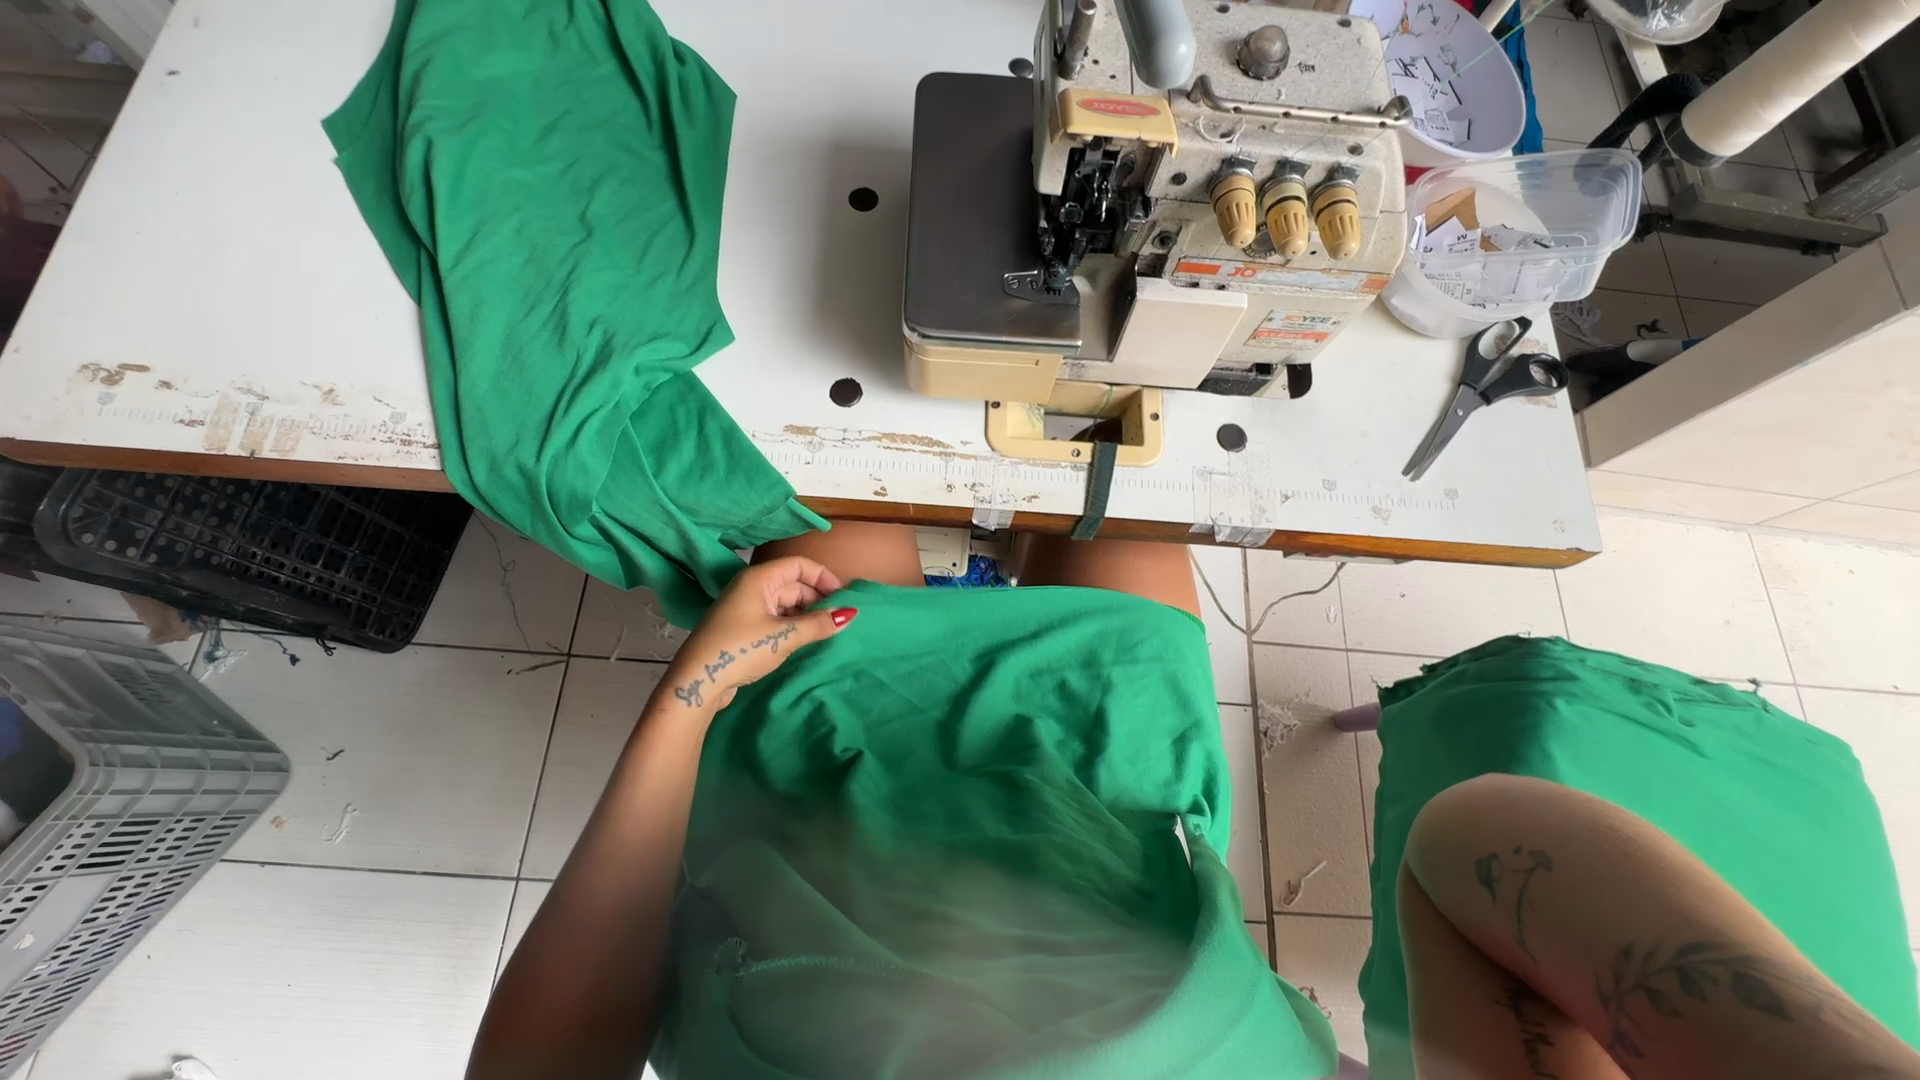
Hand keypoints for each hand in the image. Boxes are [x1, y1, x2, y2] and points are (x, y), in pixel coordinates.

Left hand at [657, 556, 856, 713]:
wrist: (697, 681)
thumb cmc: (741, 649)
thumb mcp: (784, 636)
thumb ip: (819, 624)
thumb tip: (850, 614)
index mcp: (759, 579)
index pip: (798, 565)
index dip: (823, 577)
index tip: (843, 597)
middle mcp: (751, 588)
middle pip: (793, 584)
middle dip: (817, 598)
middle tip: (838, 619)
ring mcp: (745, 608)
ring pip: (784, 603)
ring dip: (805, 614)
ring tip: (825, 632)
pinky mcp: (742, 628)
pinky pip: (775, 618)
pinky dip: (792, 625)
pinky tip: (804, 640)